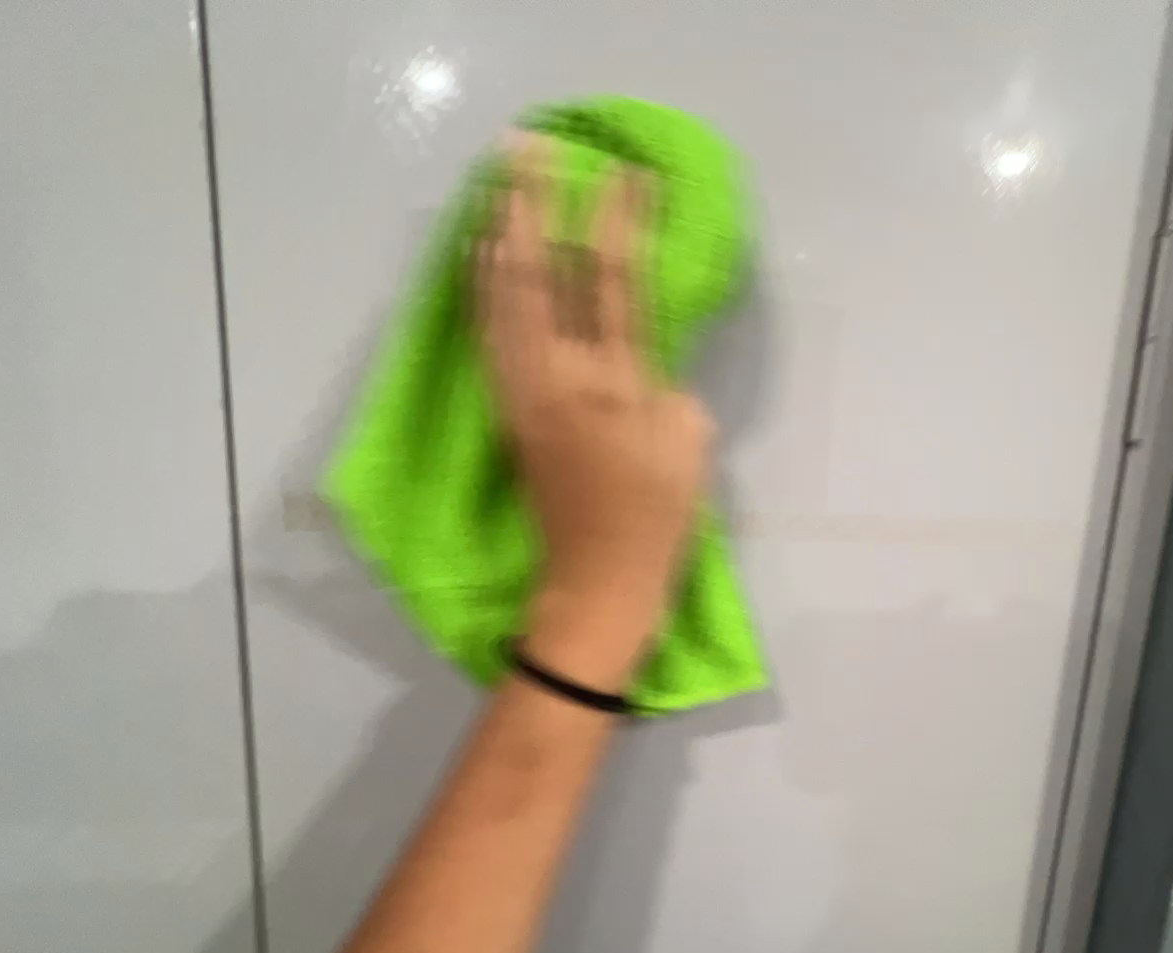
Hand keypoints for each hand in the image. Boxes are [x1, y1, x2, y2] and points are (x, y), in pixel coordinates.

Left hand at [477, 133, 713, 687]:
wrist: (596, 584)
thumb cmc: (658, 525)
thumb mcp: (693, 452)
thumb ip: (671, 391)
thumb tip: (646, 369)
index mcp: (617, 385)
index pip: (614, 281)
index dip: (619, 221)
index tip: (625, 172)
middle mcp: (562, 378)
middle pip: (539, 274)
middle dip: (534, 204)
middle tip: (531, 148)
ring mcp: (526, 395)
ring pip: (500, 299)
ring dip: (496, 234)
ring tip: (497, 186)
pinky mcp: (510, 414)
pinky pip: (487, 337)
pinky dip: (481, 290)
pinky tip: (480, 259)